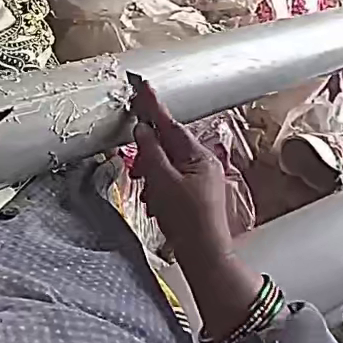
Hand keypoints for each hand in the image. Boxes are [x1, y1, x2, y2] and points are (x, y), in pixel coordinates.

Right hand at [128, 74, 262, 332]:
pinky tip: (155, 201)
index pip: (169, 124)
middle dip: (147, 154)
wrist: (206, 256)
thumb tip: (142, 130)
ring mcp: (201, 177)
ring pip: (166, 162)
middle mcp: (203, 162)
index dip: (152, 105)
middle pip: (166, 144)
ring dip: (151, 172)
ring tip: (147, 191)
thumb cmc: (187, 220)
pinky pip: (170, 177)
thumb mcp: (162, 181)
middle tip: (136, 168)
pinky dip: (158, 185)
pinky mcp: (195, 192)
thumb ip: (150, 152)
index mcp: (198, 156)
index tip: (141, 86)